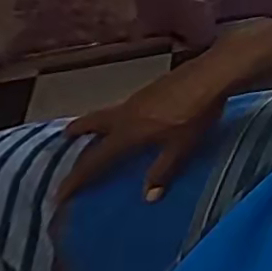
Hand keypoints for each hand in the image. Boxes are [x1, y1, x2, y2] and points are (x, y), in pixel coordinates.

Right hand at [59, 50, 238, 201]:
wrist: (213, 73)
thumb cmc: (197, 113)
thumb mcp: (182, 146)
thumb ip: (163, 170)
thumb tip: (147, 197)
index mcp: (128, 132)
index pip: (95, 160)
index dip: (76, 179)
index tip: (58, 195)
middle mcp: (127, 113)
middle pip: (94, 123)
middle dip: (78, 132)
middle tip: (65, 137)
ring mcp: (141, 95)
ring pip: (111, 110)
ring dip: (98, 119)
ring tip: (96, 126)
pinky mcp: (156, 85)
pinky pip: (128, 102)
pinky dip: (120, 111)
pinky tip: (133, 113)